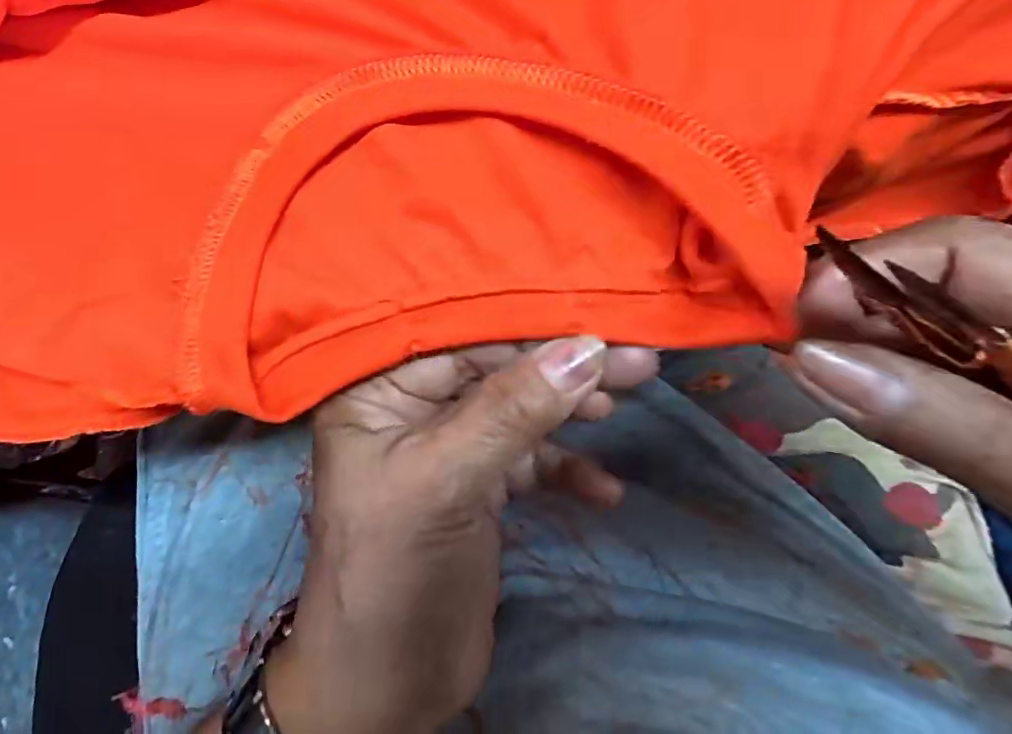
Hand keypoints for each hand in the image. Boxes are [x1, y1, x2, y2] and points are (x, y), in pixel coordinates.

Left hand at [261, 338, 659, 733]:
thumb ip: (512, 412)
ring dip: (568, 411)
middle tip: (635, 360)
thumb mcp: (446, 480)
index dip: (525, 330)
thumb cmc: (392, 570)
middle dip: (558, 367)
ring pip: (515, 410)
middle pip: (494, 370)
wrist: (385, 687)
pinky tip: (602, 489)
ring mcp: (444, 445)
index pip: (456, 339)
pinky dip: (563, 468)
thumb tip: (586, 349)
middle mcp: (407, 406)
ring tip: (618, 409)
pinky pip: (526, 459)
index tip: (596, 323)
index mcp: (375, 389)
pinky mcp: (475, 484)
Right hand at [790, 217, 1011, 727]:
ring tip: (831, 387)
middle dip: (872, 324)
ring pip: (960, 331)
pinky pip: (978, 372)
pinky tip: (889, 407)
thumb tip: (809, 362)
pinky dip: (923, 392)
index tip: (794, 322)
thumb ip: (971, 440)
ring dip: (890, 362)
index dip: (875, 276)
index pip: (991, 254)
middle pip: (965, 286)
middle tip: (795, 362)